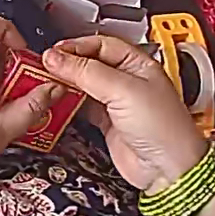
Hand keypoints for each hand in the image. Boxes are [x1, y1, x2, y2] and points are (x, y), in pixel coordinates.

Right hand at [40, 35, 207, 192]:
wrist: (168, 171)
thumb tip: (57, 57)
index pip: (101, 44)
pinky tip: (57, 102)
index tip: (54, 53)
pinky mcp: (107, 123)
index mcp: (137, 63)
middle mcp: (127, 80)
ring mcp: (116, 102)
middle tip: (45, 67)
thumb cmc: (164, 128)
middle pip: (90, 63)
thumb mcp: (123, 90)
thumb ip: (87, 72)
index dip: (76, 46)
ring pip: (84, 85)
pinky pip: (82, 107)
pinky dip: (68, 103)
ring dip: (65, 83)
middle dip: (67, 63)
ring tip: (47, 82)